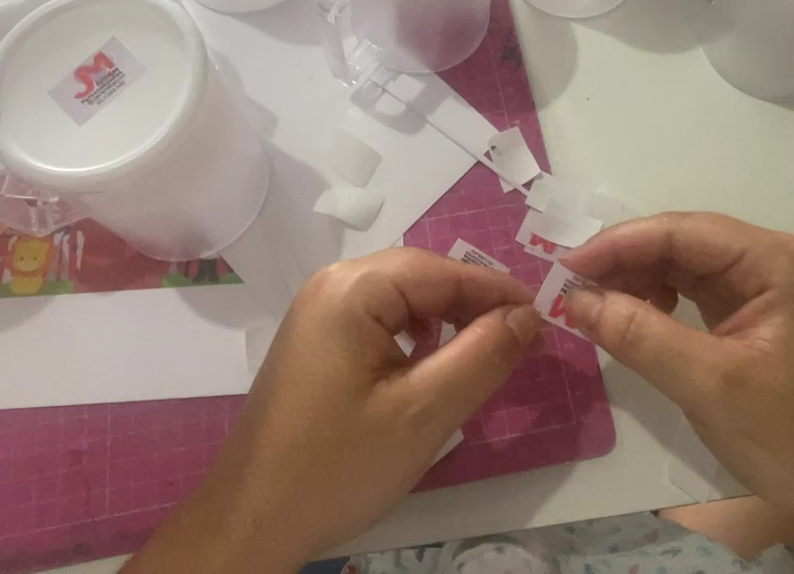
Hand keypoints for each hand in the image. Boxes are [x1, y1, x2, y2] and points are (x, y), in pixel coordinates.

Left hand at [128, 248, 543, 572]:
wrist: (250, 521)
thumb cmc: (338, 465)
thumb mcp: (424, 412)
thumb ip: (482, 356)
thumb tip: (528, 314)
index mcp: (353, 288)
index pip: (441, 271)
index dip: (495, 289)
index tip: (542, 314)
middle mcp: (333, 284)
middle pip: (419, 278)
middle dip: (471, 302)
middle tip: (519, 336)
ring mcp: (319, 311)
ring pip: (401, 298)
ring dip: (445, 318)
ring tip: (484, 349)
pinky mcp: (317, 340)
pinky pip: (379, 319)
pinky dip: (415, 334)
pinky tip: (431, 363)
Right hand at [560, 212, 793, 524]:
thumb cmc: (792, 438)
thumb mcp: (709, 385)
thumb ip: (640, 335)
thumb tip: (574, 298)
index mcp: (772, 260)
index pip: (679, 232)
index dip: (617, 244)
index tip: (564, 267)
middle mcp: (767, 259)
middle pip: (679, 241)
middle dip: (623, 261)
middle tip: (569, 287)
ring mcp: (760, 285)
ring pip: (680, 263)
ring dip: (634, 279)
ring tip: (593, 305)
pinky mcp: (750, 311)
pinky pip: (690, 289)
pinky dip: (654, 300)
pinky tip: (631, 318)